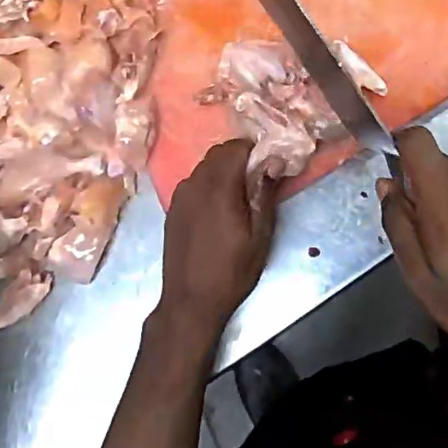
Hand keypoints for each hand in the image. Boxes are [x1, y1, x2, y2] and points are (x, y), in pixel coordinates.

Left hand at [157, 139, 279, 337]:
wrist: (189, 300)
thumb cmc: (231, 271)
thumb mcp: (260, 236)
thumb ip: (265, 193)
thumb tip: (273, 161)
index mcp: (218, 186)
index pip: (235, 147)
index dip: (254, 149)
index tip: (268, 163)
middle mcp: (194, 183)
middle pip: (218, 153)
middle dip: (239, 157)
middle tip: (257, 177)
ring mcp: (180, 194)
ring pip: (204, 166)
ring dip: (223, 170)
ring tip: (239, 194)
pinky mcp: (173, 207)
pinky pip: (193, 182)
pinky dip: (208, 183)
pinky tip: (218, 207)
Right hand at [378, 128, 447, 354]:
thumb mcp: (420, 279)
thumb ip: (397, 226)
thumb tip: (387, 186)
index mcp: (446, 195)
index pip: (417, 140)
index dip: (399, 146)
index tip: (392, 176)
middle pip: (432, 165)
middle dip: (418, 190)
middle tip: (419, 235)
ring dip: (442, 205)